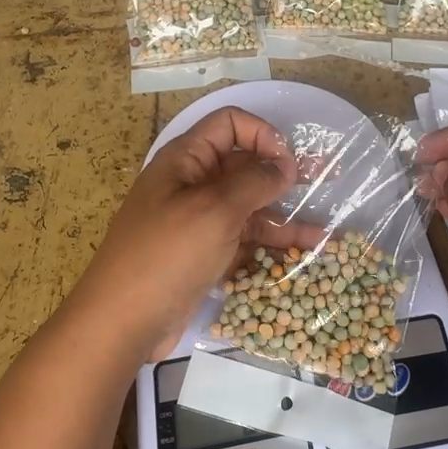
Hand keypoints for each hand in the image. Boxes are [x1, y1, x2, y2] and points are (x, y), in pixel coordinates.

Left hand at [77, 107, 320, 362]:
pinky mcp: (204, 255)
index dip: (262, 134)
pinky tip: (303, 254)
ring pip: (249, 206)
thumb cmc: (165, 255)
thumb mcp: (214, 210)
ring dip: (285, 214)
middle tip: (327, 179)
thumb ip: (254, 182)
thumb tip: (285, 164)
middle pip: (244, 165)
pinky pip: (243, 240)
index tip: (288, 162)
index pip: (230, 124)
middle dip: (284, 172)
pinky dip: (270, 245)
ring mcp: (198, 221)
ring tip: (325, 230)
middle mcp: (193, 183)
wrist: (120, 324)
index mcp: (186, 159)